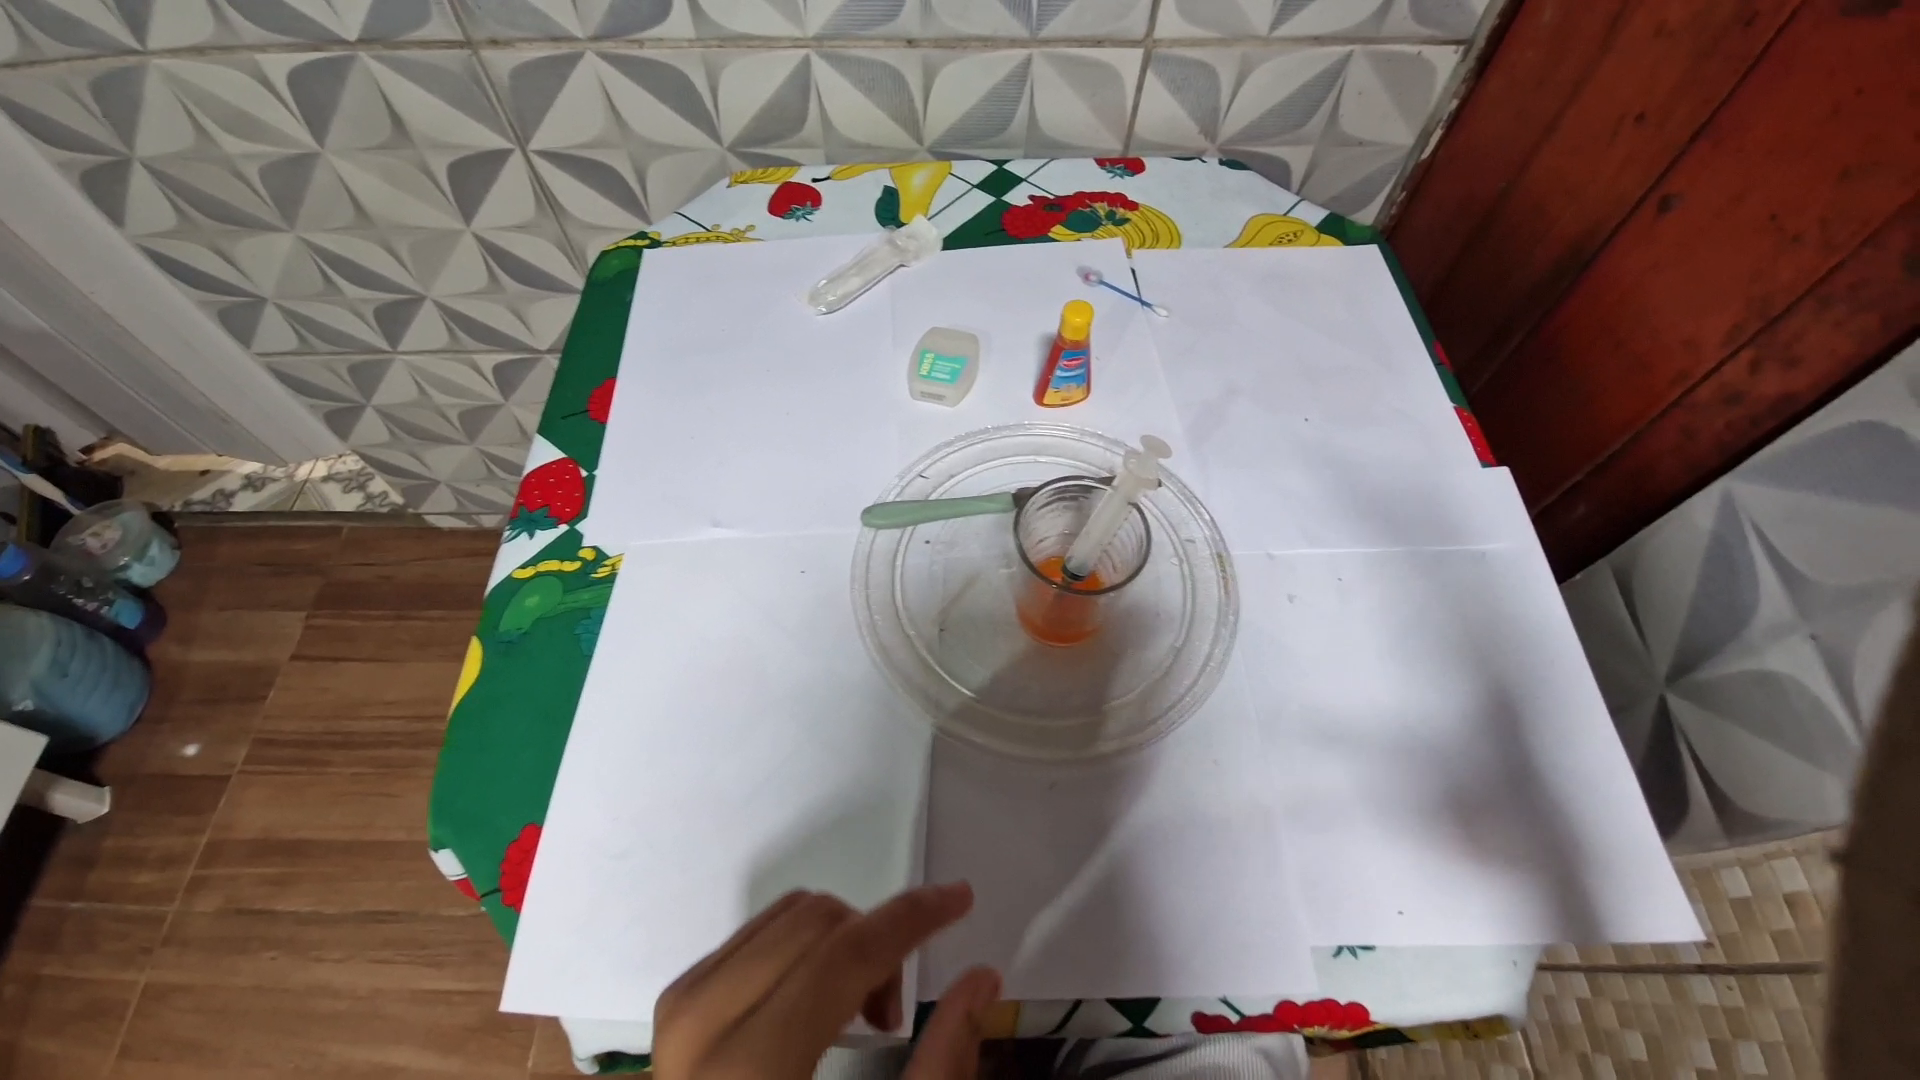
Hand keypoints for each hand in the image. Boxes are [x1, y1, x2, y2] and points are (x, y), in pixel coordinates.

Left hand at [653, 882, 1001, 1079]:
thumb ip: (940, 1064)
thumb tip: (983, 977)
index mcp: (752, 1065)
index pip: (847, 953)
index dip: (914, 917)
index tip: (961, 898)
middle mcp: (705, 1018)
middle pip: (823, 921)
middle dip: (878, 945)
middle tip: (890, 1018)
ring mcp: (683, 1003)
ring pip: (791, 913)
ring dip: (843, 941)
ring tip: (854, 1012)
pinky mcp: (676, 996)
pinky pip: (760, 929)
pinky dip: (806, 947)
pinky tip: (815, 1000)